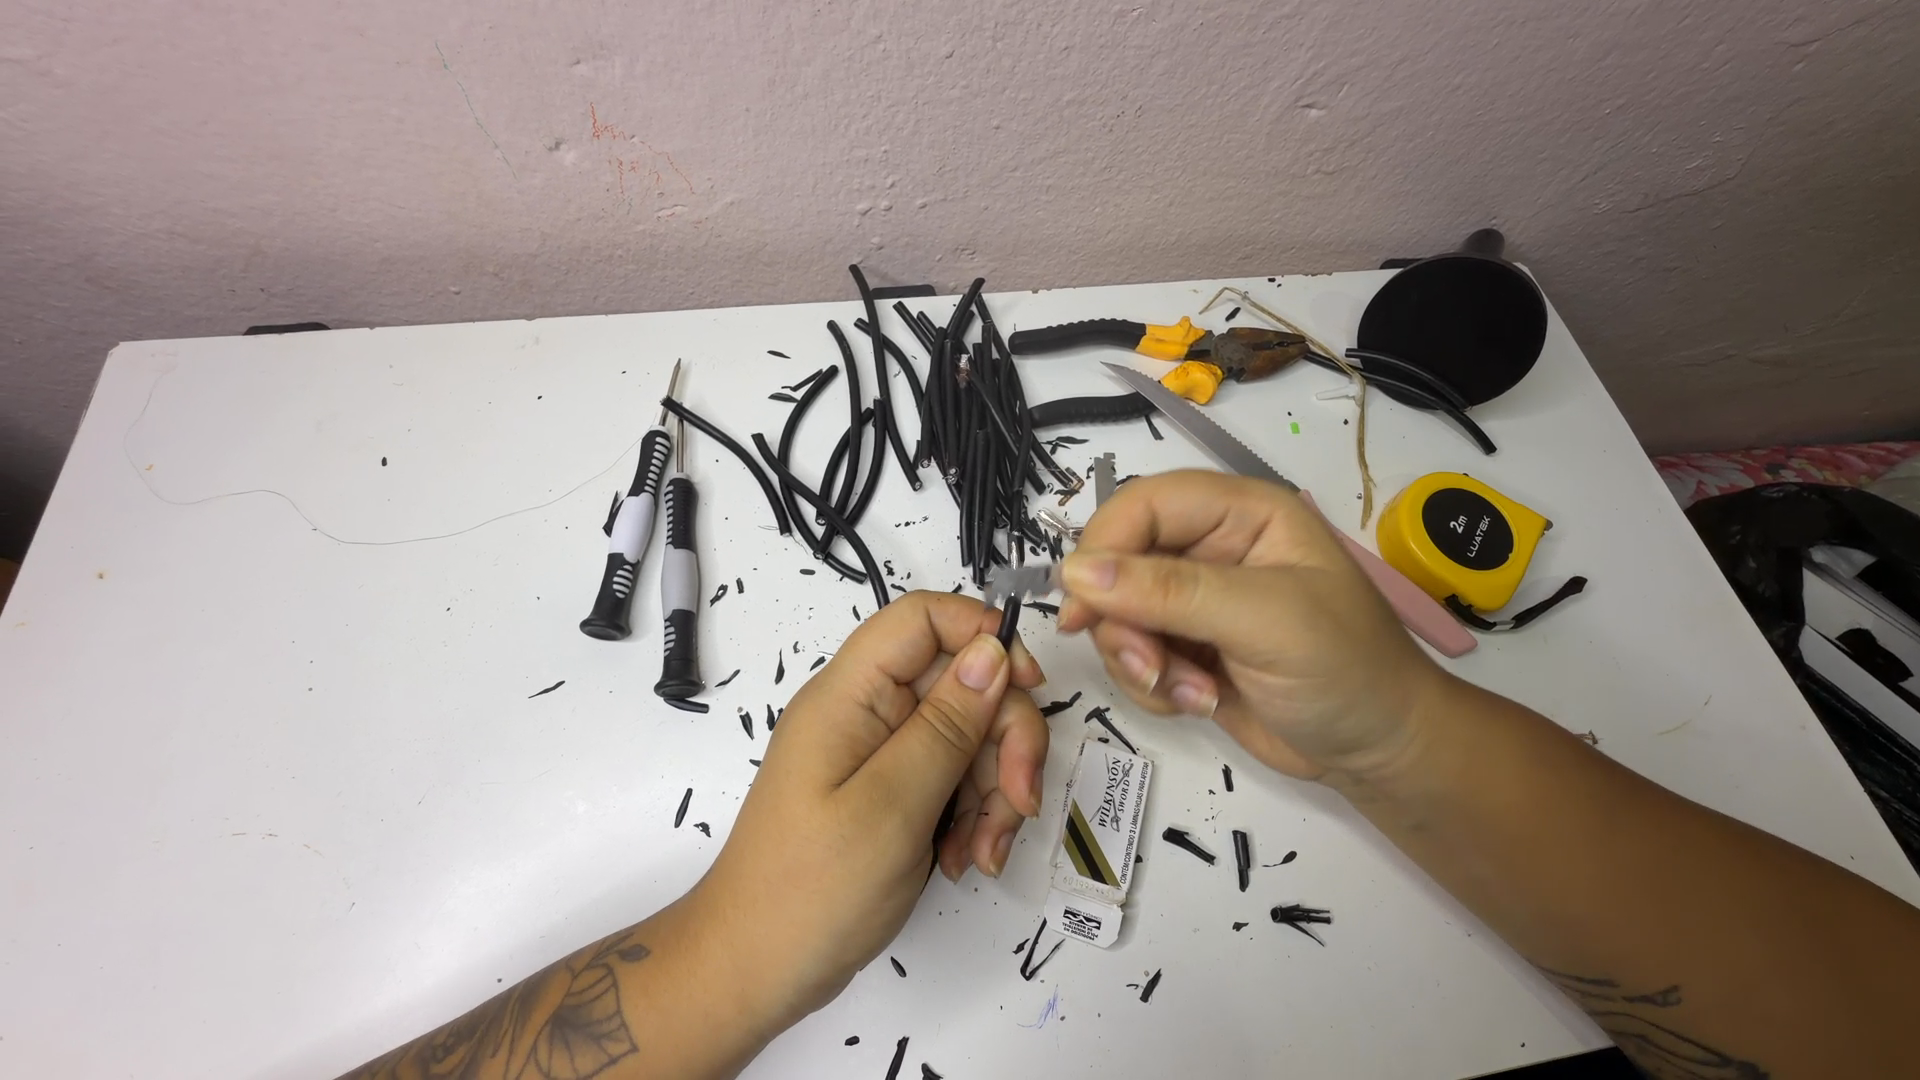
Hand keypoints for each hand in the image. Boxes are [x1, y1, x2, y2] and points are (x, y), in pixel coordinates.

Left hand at [689, 591, 1047, 1030]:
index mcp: (851, 692)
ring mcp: (883, 751)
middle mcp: (870, 709)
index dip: (984, 633)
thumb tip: (993, 649)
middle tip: (1020, 804)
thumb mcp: (891, 805)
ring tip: (983, 853)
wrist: (755, 972)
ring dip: (994, 790)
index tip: (1030, 685)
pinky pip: (955, 777)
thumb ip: (946, 724)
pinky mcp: (896, 788)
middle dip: (1004, 738)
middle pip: (963, 681)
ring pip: (970, 733)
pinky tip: (968, 859)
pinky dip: (975, 815)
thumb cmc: (812, 889)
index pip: (923, 617)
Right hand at [1057, 470, 1452, 782]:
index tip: (1081, 608)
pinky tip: (1198, 702)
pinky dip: (1151, 686)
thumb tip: (1076, 573)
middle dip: (1122, 622)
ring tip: (1192, 694)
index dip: (1104, 546)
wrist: (1379, 752)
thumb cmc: (1345, 670)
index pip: (1145, 505)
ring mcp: (1192, 600)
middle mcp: (1209, 547)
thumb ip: (1171, 592)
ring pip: (1115, 614)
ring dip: (1139, 661)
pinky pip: (1129, 654)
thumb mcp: (1265, 621)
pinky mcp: (1182, 645)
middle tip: (1148, 667)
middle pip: (1118, 562)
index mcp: (1241, 513)